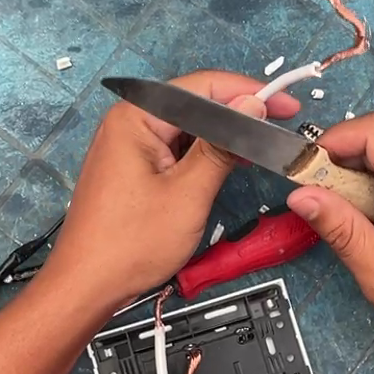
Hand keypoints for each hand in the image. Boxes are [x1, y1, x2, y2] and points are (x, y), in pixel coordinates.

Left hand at [44, 71, 300, 309]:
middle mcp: (128, 123)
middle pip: (194, 103)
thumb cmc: (129, 245)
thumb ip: (221, 147)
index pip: (202, 87)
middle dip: (237, 114)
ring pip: (186, 128)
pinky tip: (226, 164)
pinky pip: (173, 149)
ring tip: (258, 147)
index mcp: (136, 117)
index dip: (249, 92)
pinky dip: (201, 155)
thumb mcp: (188, 194)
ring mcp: (127, 146)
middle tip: (278, 127)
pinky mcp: (130, 168)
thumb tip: (252, 107)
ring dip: (221, 136)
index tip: (286, 105)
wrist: (87, 286)